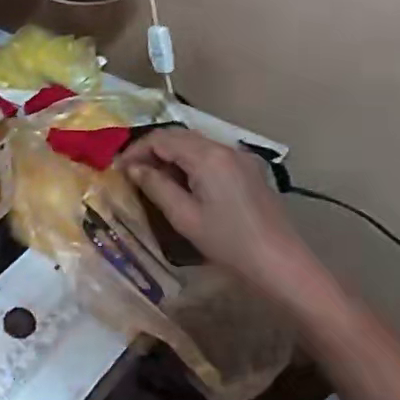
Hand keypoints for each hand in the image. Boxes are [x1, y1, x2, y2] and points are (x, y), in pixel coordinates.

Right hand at [120, 128, 326, 298]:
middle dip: (153, 150)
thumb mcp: (185, 217)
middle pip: (180, 136)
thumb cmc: (229, 243)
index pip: (163, 138)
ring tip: (154, 180)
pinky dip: (192, 163)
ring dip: (172, 156)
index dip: (137, 150)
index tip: (119, 169)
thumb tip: (134, 169)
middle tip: (132, 173)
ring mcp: (241, 157)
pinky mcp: (250, 170)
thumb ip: (157, 187)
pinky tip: (185, 185)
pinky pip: (213, 156)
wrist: (281, 263)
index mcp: (207, 156)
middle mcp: (225, 147)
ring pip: (197, 145)